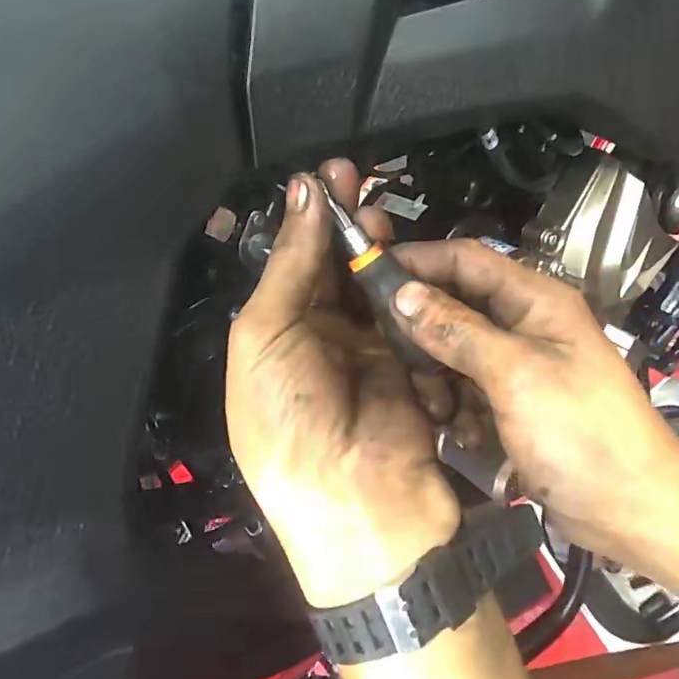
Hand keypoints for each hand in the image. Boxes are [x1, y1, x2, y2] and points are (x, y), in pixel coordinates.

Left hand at [226, 164, 460, 608]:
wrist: (359, 501)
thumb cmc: (290, 418)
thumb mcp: (265, 338)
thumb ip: (290, 264)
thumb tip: (303, 193)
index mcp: (275, 337)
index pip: (294, 265)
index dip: (308, 222)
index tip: (325, 177)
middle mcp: (320, 341)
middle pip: (337, 269)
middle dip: (346, 226)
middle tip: (358, 182)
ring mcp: (370, 353)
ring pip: (377, 287)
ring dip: (378, 251)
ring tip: (379, 217)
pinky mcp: (413, 364)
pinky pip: (411, 315)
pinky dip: (409, 290)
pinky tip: (406, 262)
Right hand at [389, 239, 678, 554]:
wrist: (628, 508)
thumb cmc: (580, 432)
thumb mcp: (514, 373)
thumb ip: (457, 330)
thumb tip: (403, 294)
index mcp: (536, 300)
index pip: (466, 259)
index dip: (419, 261)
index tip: (369, 275)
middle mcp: (526, 325)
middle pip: (456, 307)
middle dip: (426, 334)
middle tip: (403, 363)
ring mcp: (520, 367)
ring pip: (456, 353)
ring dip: (440, 380)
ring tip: (442, 412)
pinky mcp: (513, 403)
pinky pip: (468, 390)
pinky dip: (459, 409)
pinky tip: (465, 435)